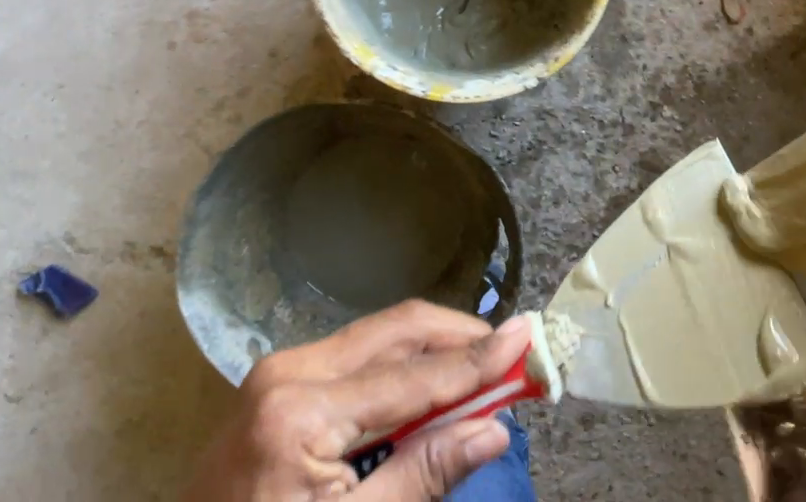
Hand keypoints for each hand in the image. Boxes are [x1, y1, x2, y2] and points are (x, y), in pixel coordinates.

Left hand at [186, 301, 531, 501]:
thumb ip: (423, 476)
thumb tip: (495, 430)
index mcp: (301, 412)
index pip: (414, 377)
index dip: (479, 361)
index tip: (529, 338)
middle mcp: (288, 370)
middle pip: (397, 330)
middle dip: (460, 338)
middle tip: (511, 352)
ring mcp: (277, 372)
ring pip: (378, 336)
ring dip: (434, 348)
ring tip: (482, 368)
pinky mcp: (276, 383)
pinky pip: (355, 356)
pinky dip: (402, 364)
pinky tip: (430, 386)